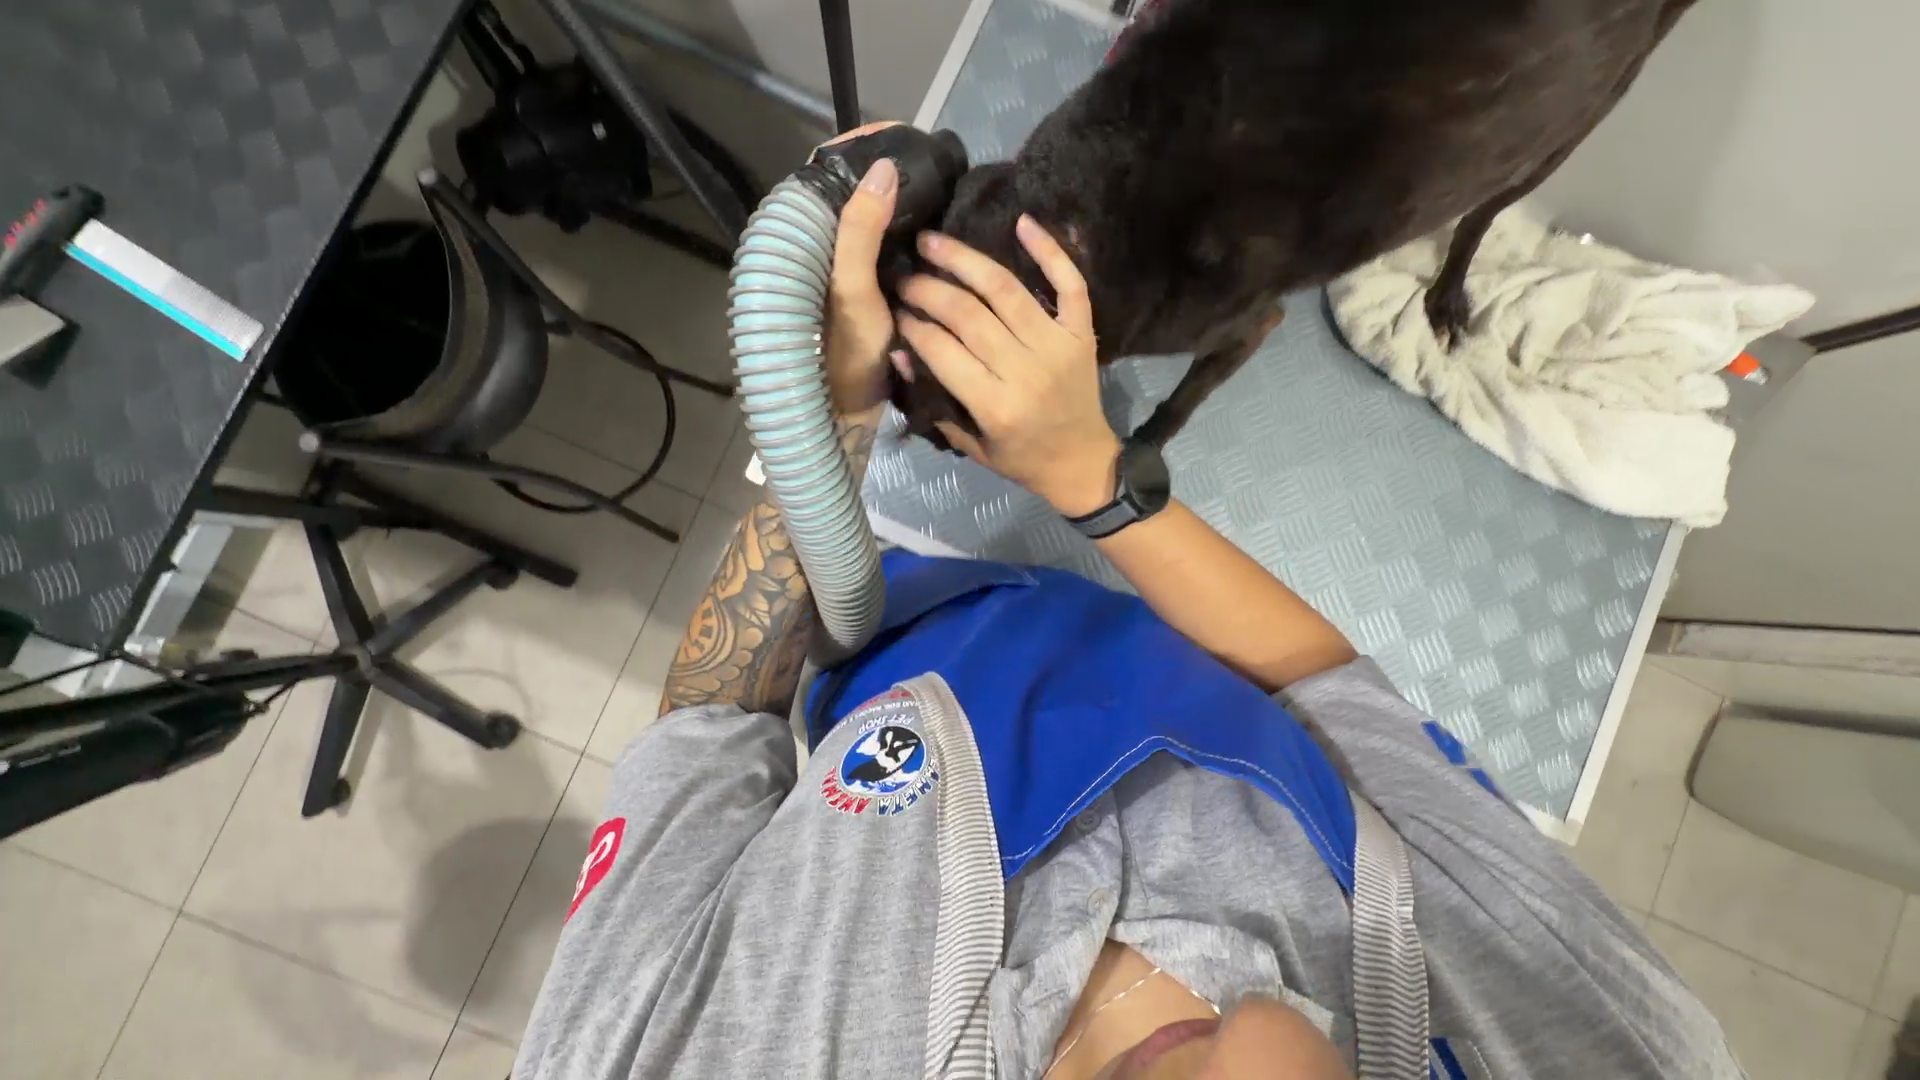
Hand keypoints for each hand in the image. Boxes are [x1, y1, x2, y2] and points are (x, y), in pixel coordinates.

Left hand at [821, 122, 904, 416]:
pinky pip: (873, 243)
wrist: (845, 413)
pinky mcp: (854, 288)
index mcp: (803, 241)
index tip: (902, 133)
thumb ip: (859, 231)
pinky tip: (923, 223)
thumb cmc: (844, 356)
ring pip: (859, 216)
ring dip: (891, 197)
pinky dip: (896, 227)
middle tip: (927, 157)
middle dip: (880, 168)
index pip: (823, 172)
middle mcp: (816, 247)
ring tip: (932, 181)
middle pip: (844, 191)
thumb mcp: (854, 291)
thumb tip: (884, 167)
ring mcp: (835, 268)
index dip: (859, 146)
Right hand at [897, 216, 1119, 515]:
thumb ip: (934, 401)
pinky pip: (1070, 283)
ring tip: (933, 242)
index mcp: (996, 405)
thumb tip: (898, 351)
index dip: (912, 324)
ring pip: (1006, 289)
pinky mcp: (1082, 333)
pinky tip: (1021, 222)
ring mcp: (1058, 346)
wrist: (1082, 463)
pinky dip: (1049, 249)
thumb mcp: (971, 443)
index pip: (942, 349)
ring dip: (965, 259)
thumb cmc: (1020, 459)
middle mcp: (1026, 370)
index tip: (894, 309)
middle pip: (968, 313)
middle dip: (928, 288)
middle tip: (905, 273)